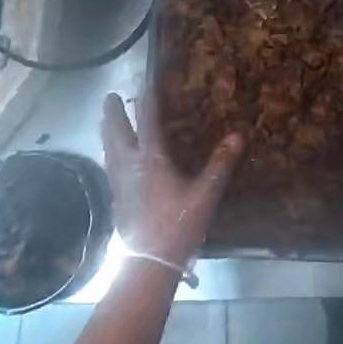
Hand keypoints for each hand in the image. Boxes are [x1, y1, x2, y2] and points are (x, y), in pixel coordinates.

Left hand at [100, 93, 242, 266]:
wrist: (148, 261)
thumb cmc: (177, 225)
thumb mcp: (204, 195)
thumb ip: (220, 164)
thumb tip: (237, 136)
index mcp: (150, 159)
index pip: (146, 120)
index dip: (147, 99)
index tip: (146, 82)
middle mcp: (129, 165)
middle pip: (115, 132)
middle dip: (113, 113)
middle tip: (110, 97)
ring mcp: (118, 182)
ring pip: (108, 148)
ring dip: (107, 131)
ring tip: (105, 121)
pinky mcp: (115, 197)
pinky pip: (110, 165)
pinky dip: (110, 152)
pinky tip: (114, 159)